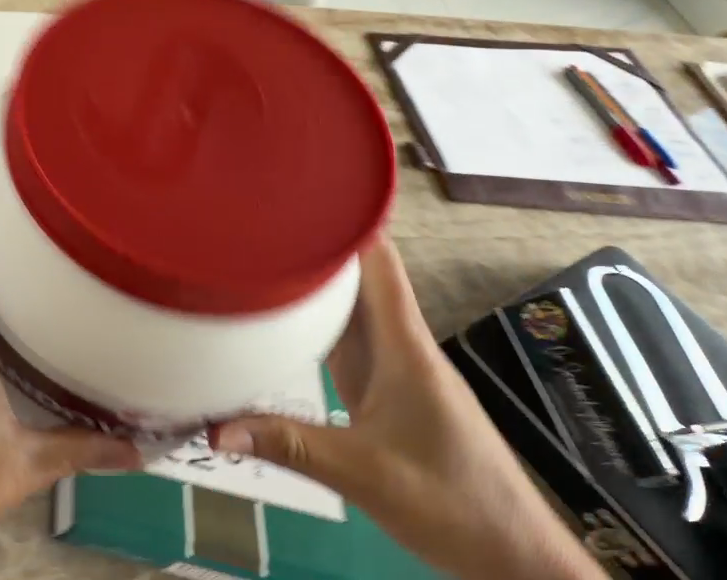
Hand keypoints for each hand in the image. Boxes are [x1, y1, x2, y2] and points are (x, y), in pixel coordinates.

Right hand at [213, 238, 603, 579]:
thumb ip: (287, 444)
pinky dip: (310, 315)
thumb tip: (210, 428)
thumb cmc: (457, 506)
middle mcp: (399, 346)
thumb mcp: (366, 476)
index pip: (378, 263)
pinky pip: (342, 336)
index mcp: (405, 348)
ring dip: (310, 274)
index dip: (346, 218)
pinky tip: (277, 310)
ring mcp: (393, 368)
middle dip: (314, 237)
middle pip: (358, 273)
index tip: (301, 184)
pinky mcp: (383, 390)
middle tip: (257, 210)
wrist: (515, 559)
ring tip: (258, 245)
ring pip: (349, 303)